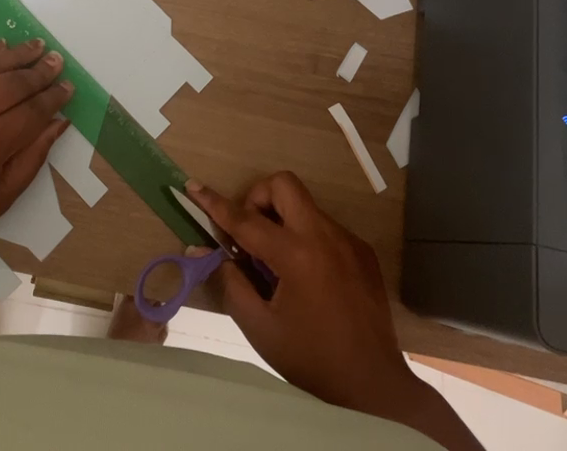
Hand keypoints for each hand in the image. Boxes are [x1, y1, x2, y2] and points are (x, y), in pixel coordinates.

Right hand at [189, 173, 483, 450]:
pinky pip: (325, 227)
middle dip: (258, 199)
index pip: (245, 219)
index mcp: (296, 255)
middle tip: (249, 235)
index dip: (215, 203)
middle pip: (283, 185)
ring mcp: (347, 240)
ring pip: (305, 205)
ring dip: (282, 220)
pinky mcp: (362, 251)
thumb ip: (229, 283)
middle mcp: (324, 235)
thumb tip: (202, 250)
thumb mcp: (260, 327)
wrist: (373, 382)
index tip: (193, 187)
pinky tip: (306, 278)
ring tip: (277, 265)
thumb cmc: (311, 358)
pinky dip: (305, 238)